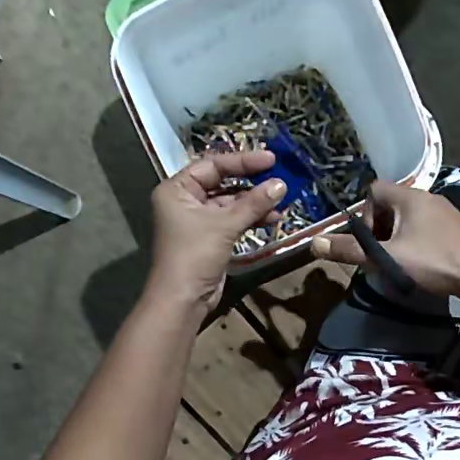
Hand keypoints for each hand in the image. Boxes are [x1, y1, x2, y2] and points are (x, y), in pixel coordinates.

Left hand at [147, 151, 286, 309]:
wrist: (183, 299)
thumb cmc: (194, 254)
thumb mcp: (224, 225)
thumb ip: (253, 203)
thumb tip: (281, 184)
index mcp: (177, 189)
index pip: (213, 165)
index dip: (243, 161)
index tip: (271, 159)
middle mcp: (185, 201)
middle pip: (222, 183)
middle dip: (251, 183)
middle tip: (279, 178)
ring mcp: (197, 221)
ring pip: (230, 204)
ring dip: (254, 203)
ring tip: (281, 200)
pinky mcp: (210, 239)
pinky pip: (233, 221)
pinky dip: (250, 218)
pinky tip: (272, 217)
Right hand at [310, 180, 459, 297]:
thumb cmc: (434, 261)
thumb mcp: (387, 259)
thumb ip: (350, 251)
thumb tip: (314, 243)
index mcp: (408, 197)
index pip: (374, 189)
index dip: (364, 213)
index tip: (369, 240)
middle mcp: (427, 198)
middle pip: (390, 205)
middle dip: (379, 230)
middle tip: (381, 256)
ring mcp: (445, 213)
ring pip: (408, 219)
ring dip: (397, 239)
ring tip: (399, 264)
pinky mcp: (457, 229)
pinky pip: (425, 228)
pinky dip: (416, 243)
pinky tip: (422, 265)